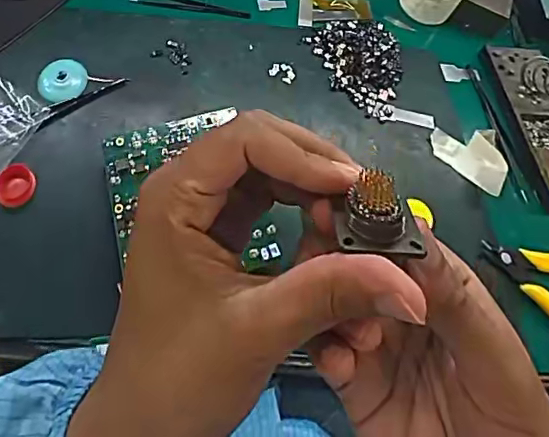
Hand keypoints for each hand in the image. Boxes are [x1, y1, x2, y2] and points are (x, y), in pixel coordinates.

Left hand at [70, 112, 428, 436]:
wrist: (144, 422)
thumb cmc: (182, 373)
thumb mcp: (258, 329)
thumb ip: (328, 294)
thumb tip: (405, 281)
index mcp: (176, 193)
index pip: (244, 140)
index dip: (301, 155)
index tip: (353, 187)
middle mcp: (185, 187)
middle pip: (256, 145)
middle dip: (311, 167)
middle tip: (362, 199)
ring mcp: (199, 207)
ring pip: (264, 171)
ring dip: (309, 188)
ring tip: (350, 218)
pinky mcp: (214, 230)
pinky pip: (262, 201)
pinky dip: (297, 211)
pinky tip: (325, 232)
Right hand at [302, 213, 548, 436]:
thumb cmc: (517, 421)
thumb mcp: (495, 354)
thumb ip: (454, 297)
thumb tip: (416, 231)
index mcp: (430, 280)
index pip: (387, 234)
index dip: (360, 219)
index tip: (338, 212)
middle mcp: (391, 302)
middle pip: (344, 256)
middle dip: (331, 254)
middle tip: (332, 267)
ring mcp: (369, 338)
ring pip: (324, 294)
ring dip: (326, 299)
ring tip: (354, 329)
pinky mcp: (352, 379)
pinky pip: (320, 349)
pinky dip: (320, 344)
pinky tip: (341, 359)